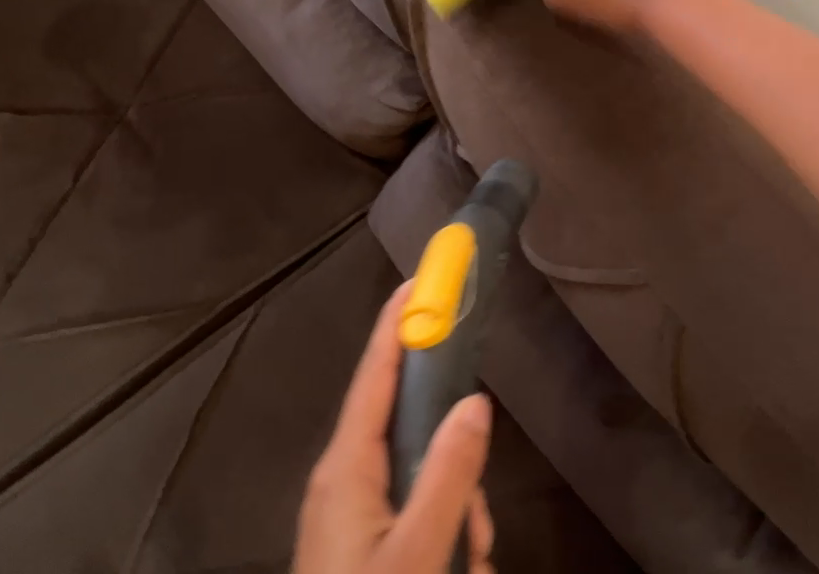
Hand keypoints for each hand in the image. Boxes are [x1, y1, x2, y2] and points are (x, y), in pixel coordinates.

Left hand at [294, 283, 495, 573]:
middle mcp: (345, 475)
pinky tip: (454, 566)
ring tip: (463, 563)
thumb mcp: (417, 553)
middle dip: (454, 464)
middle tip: (472, 526)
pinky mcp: (363, 536)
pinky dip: (443, 534)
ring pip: (423, 476)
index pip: (377, 373)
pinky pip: (416, 509)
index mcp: (347, 466)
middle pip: (412, 427)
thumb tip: (473, 402)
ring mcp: (352, 508)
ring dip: (455, 516)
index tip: (423, 275)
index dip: (400, 320)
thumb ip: (449, 475)